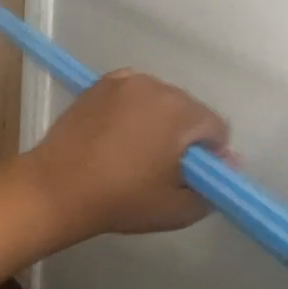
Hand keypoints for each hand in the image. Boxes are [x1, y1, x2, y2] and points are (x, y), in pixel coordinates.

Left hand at [23, 69, 229, 238]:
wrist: (60, 185)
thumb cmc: (123, 198)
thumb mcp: (180, 207)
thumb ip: (213, 186)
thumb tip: (227, 163)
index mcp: (178, 111)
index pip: (215, 127)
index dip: (211, 155)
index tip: (192, 176)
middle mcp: (153, 85)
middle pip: (188, 108)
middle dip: (185, 134)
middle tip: (165, 166)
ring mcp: (122, 81)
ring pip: (159, 98)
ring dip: (160, 119)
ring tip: (140, 150)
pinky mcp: (97, 84)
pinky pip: (132, 92)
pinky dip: (134, 107)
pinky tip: (120, 132)